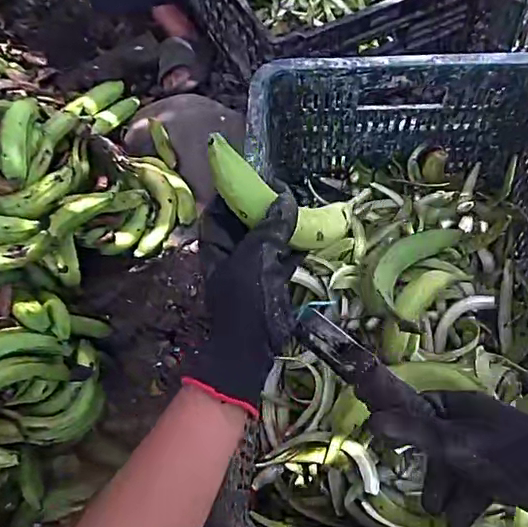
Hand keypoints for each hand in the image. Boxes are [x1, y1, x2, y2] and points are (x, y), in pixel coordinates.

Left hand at [183, 192, 299, 415]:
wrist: (252, 347)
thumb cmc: (246, 300)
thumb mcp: (256, 257)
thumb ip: (270, 227)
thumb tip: (284, 198)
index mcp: (216, 247)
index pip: (218, 212)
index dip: (231, 194)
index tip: (250, 178)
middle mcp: (231, 255)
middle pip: (243, 223)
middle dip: (261, 207)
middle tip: (281, 191)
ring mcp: (250, 269)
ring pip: (265, 240)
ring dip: (281, 226)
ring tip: (299, 208)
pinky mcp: (269, 282)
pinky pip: (282, 258)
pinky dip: (294, 248)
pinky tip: (311, 236)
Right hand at [366, 391, 527, 526]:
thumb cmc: (509, 457)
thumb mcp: (456, 445)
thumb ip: (415, 433)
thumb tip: (373, 419)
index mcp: (464, 405)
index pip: (424, 406)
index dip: (405, 423)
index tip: (390, 444)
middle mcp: (475, 423)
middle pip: (436, 442)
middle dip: (430, 472)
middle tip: (424, 495)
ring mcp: (489, 450)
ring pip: (454, 468)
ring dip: (445, 493)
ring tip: (444, 515)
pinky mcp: (501, 475)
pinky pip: (472, 486)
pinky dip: (464, 504)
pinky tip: (459, 525)